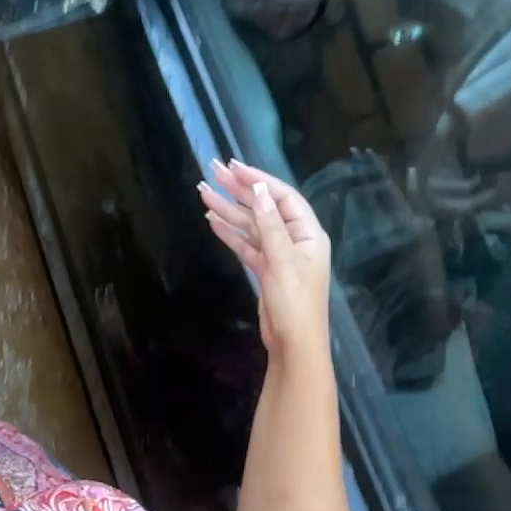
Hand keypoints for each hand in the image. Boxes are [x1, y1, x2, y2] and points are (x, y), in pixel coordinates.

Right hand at [199, 159, 331, 360]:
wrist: (293, 343)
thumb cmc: (295, 302)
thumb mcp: (282, 260)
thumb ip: (269, 224)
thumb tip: (259, 189)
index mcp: (307, 233)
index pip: (282, 196)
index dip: (258, 180)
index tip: (233, 167)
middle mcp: (294, 239)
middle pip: (264, 207)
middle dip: (239, 190)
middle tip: (212, 172)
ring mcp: (279, 254)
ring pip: (251, 225)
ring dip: (229, 210)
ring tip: (203, 193)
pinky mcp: (265, 269)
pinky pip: (246, 244)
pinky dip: (230, 232)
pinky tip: (212, 220)